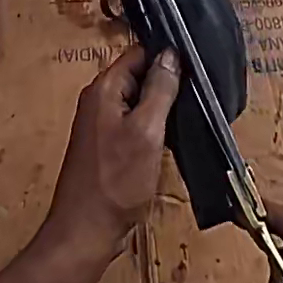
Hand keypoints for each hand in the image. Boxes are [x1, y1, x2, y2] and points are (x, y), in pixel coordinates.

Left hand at [40, 45, 180, 257]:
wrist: (86, 229)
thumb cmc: (116, 181)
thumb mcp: (147, 131)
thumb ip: (159, 90)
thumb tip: (170, 53)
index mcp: (104, 87)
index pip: (138, 54)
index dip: (165, 57)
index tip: (194, 66)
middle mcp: (98, 98)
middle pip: (138, 76)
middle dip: (165, 84)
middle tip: (197, 96)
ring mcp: (100, 122)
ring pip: (137, 102)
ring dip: (160, 109)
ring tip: (188, 118)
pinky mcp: (105, 145)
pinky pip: (133, 124)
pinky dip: (151, 129)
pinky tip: (170, 141)